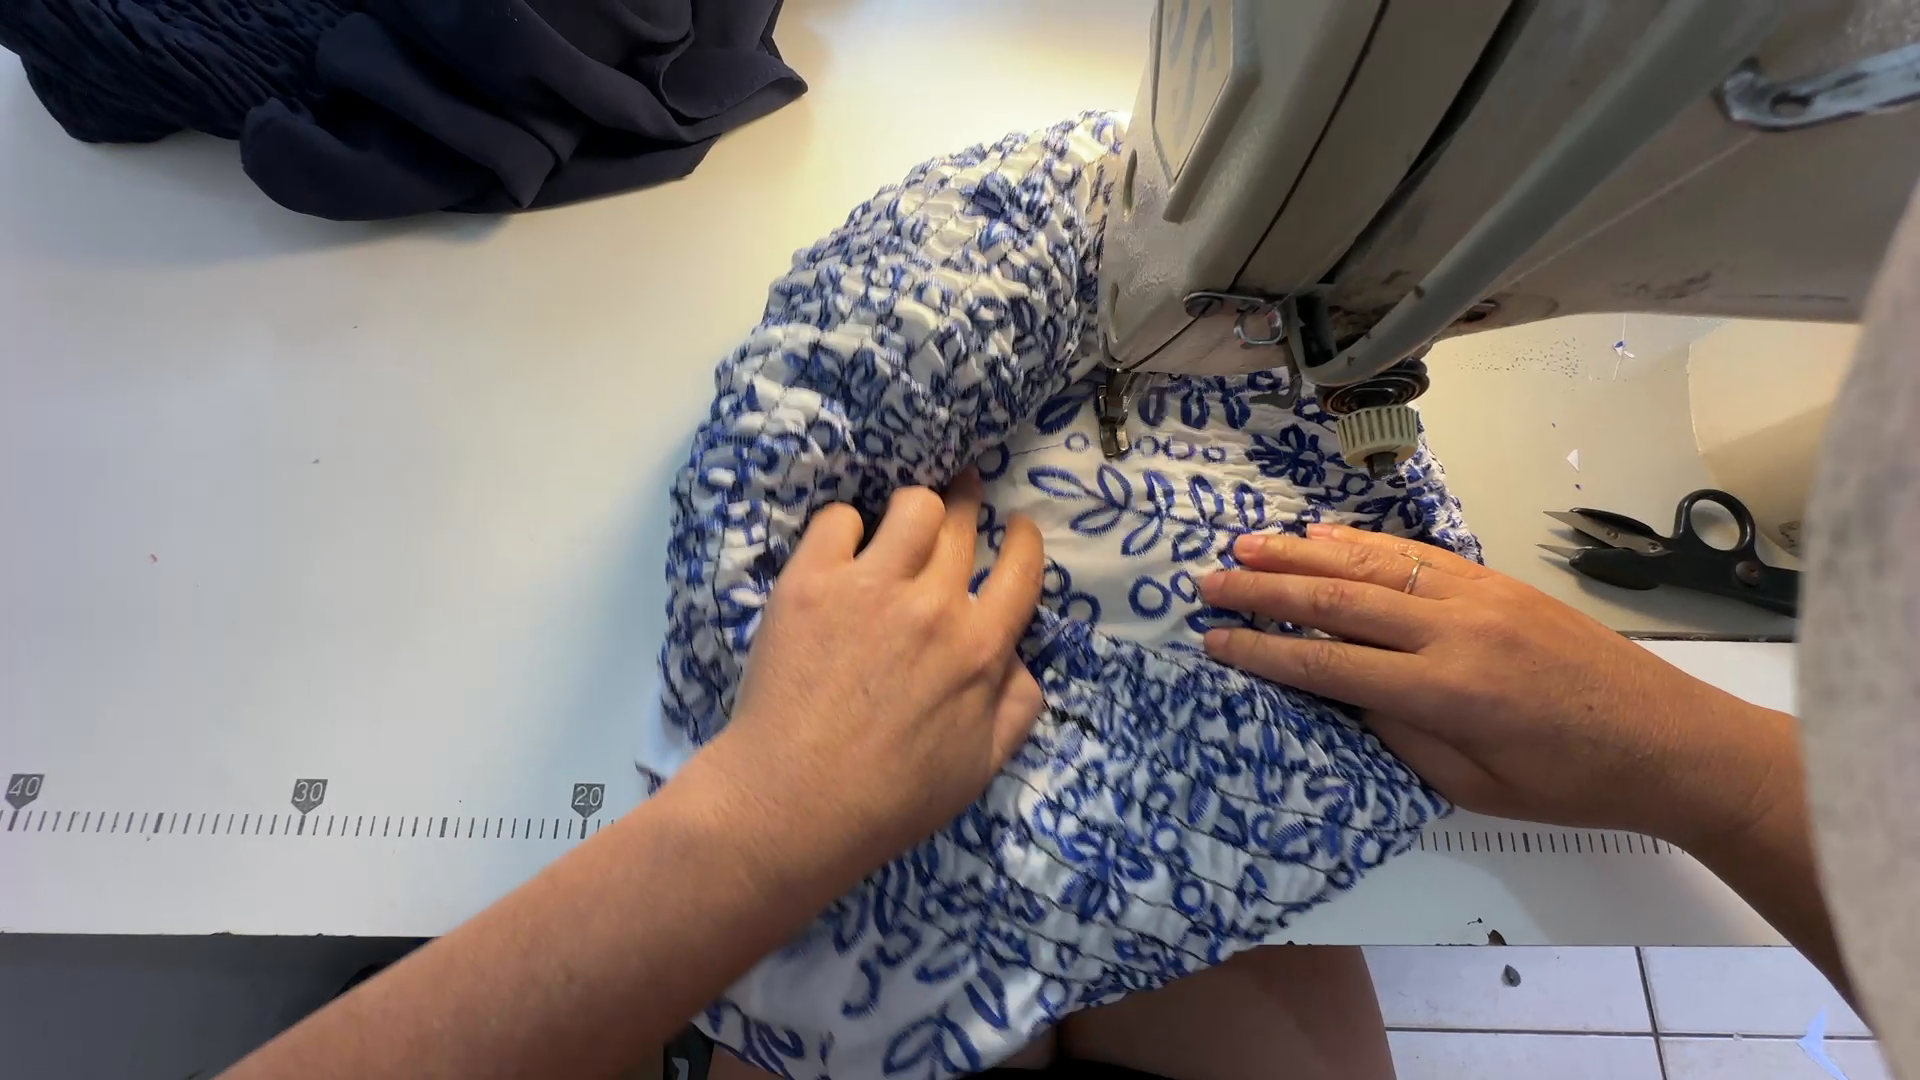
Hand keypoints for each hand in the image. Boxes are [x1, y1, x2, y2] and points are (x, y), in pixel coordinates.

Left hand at [709, 469, 1045, 871]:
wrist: (792, 804)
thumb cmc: (892, 797)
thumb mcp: (982, 767)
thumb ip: (1018, 706)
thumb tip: (1021, 657)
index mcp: (981, 648)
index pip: (1022, 568)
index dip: (1024, 538)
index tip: (1017, 527)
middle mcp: (933, 605)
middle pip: (964, 521)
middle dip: (969, 497)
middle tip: (962, 491)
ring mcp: (870, 587)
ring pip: (912, 505)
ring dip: (914, 507)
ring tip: (901, 520)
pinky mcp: (811, 581)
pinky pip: (839, 519)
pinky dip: (845, 528)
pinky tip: (841, 550)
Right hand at [1198, 524, 1789, 847]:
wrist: (1676, 744)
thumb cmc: (1567, 783)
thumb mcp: (1469, 783)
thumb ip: (1393, 730)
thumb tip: (1336, 685)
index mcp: (1445, 692)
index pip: (1327, 663)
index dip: (1262, 652)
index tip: (1213, 641)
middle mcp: (1452, 631)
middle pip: (1334, 599)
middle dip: (1261, 591)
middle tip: (1208, 582)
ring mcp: (1474, 595)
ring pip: (1366, 563)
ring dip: (1296, 552)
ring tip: (1243, 545)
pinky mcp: (1493, 579)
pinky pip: (1411, 552)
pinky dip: (1356, 540)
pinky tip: (1316, 532)